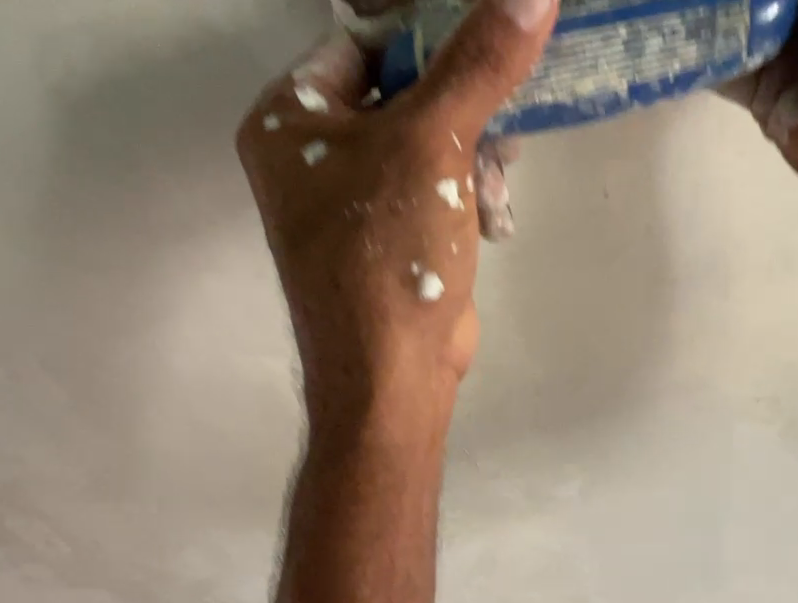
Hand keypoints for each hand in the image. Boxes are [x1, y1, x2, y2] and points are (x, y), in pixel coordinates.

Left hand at [236, 0, 558, 427]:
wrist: (393, 374)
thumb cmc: (388, 254)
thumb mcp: (432, 145)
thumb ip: (478, 62)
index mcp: (289, 121)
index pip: (362, 43)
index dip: (427, 35)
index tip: (490, 33)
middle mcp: (313, 156)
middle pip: (401, 90)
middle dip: (461, 102)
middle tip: (507, 106)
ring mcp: (354, 202)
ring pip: (429, 140)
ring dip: (474, 150)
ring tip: (500, 174)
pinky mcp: (393, 238)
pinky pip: (437, 186)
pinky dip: (469, 190)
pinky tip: (493, 212)